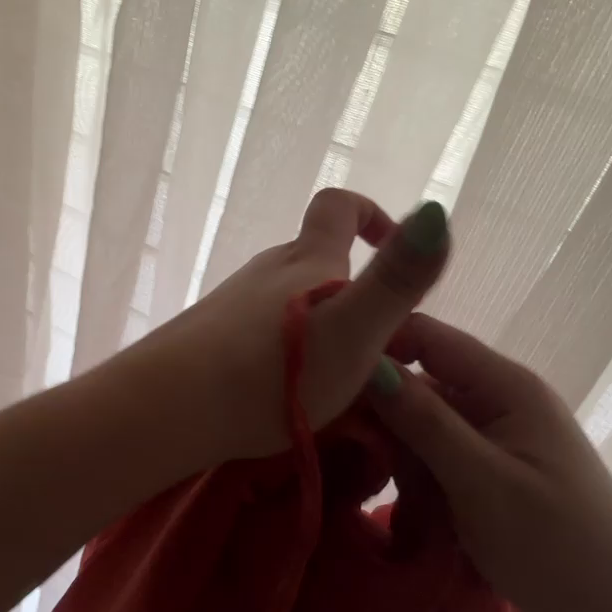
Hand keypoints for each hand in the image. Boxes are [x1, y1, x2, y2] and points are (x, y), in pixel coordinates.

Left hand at [117, 188, 450, 464]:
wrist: (174, 405)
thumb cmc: (275, 370)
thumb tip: (437, 210)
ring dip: (323, 320)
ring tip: (342, 376)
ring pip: (292, 295)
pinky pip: (266, 325)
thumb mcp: (354, 329)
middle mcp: (269, 268)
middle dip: (352, 286)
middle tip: (380, 345)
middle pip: (315, 256)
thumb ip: (397, 278)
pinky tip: (291, 388)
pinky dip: (291, 343)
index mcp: (307, 260)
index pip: (337, 206)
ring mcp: (237, 299)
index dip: (368, 212)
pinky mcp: (215, 332)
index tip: (390, 244)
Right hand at [366, 315, 611, 611]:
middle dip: (383, 411)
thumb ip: (423, 419)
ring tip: (384, 490)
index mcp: (506, 384)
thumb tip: (363, 359)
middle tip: (347, 444)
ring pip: (423, 420)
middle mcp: (500, 397)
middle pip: (420, 378)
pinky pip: (439, 453)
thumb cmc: (559, 549)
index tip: (326, 369)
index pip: (425, 333)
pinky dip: (419, 475)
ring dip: (400, 452)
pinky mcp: (494, 469)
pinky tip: (407, 508)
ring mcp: (498, 434)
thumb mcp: (482, 483)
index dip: (377, 342)